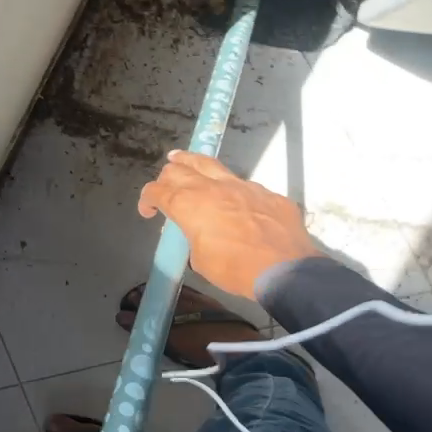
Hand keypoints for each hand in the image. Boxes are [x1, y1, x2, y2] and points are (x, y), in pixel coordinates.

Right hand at [137, 151, 321, 298]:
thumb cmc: (234, 269)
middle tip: (165, 185)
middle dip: (165, 177)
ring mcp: (242, 187)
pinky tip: (235, 201)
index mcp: (187, 204)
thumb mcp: (199, 258)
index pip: (155, 191)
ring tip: (180, 158)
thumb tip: (197, 230)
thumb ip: (192, 236)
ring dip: (190, 162)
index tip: (148, 213)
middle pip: (178, 169)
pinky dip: (232, 190)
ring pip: (208, 163)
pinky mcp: (268, 194)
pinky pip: (244, 185)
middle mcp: (210, 187)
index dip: (146, 200)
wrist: (285, 272)